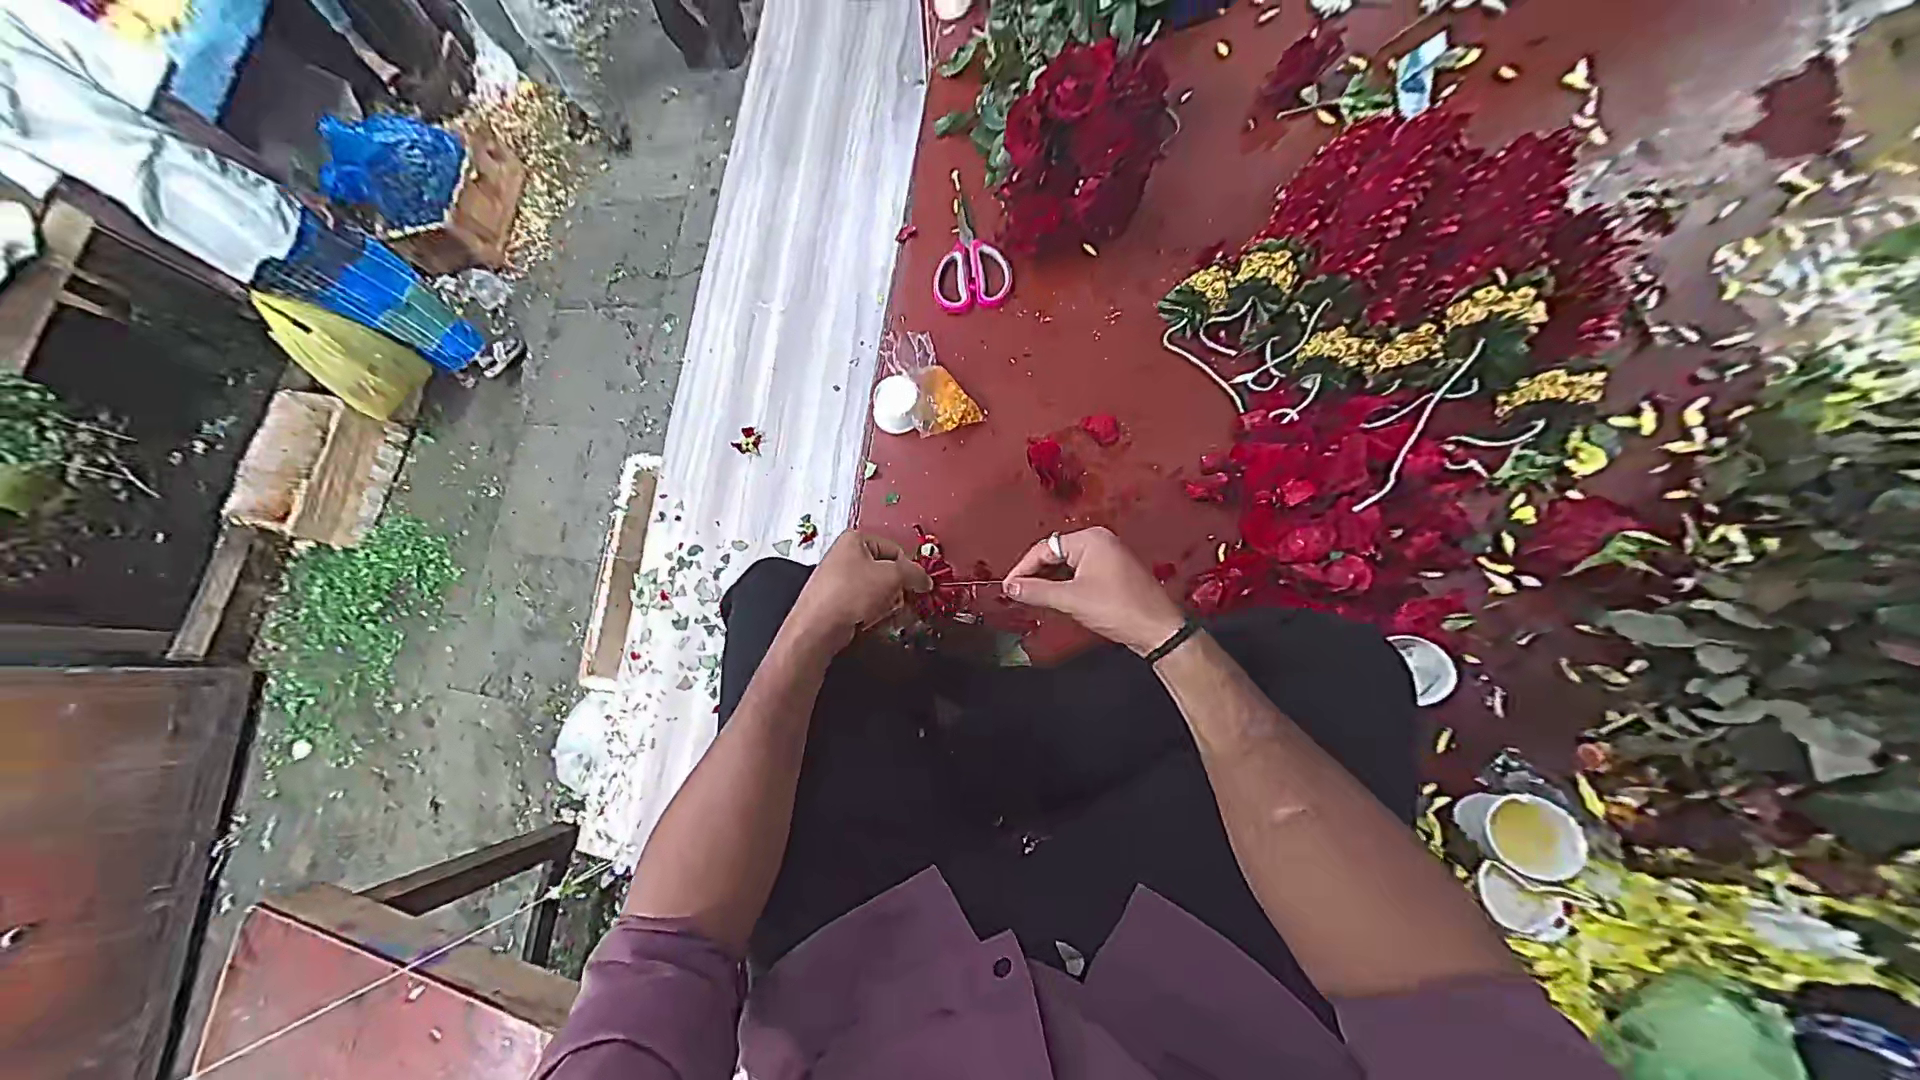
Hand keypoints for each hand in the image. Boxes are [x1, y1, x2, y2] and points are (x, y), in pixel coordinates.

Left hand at [785, 531, 932, 651]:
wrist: (818, 627)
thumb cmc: (851, 593)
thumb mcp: (892, 576)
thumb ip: (915, 573)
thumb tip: (926, 580)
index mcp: (856, 539)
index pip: (896, 551)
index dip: (908, 570)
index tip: (915, 587)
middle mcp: (846, 555)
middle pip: (887, 571)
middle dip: (896, 589)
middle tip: (897, 602)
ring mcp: (840, 579)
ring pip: (878, 590)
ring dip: (887, 603)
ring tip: (880, 613)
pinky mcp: (838, 600)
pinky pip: (865, 603)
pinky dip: (873, 612)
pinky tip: (870, 620)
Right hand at [1001, 527, 1186, 655]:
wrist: (1158, 630)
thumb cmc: (1119, 608)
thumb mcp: (1071, 599)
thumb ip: (1037, 591)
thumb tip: (1011, 587)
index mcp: (1090, 539)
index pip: (1044, 548)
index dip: (1023, 568)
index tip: (1008, 587)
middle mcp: (1099, 541)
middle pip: (1054, 554)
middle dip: (1035, 574)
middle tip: (1017, 593)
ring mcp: (1107, 556)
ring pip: (1066, 565)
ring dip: (1049, 581)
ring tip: (1031, 598)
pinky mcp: (1112, 573)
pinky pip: (1079, 573)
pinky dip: (1064, 585)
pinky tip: (1054, 599)